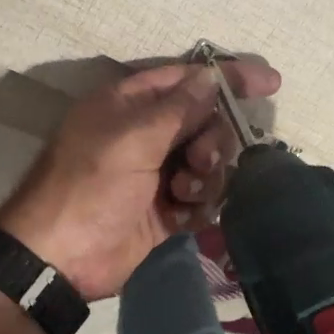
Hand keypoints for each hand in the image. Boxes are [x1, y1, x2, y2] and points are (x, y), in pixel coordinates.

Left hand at [0, 59, 279, 300]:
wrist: (61, 257)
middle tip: (199, 161)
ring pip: (208, 163)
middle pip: (205, 122)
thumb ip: (178, 108)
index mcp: (129, 104)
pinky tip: (185, 215)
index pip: (188, 78)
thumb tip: (212, 76)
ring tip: (183, 193)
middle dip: (213, 140)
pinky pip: (201, 198)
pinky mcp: (164, 212)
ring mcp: (155, 175)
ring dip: (206, 177)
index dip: (228, 78)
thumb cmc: (90, 187)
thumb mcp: (132, 138)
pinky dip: (200, 204)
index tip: (271, 83)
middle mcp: (145, 134)